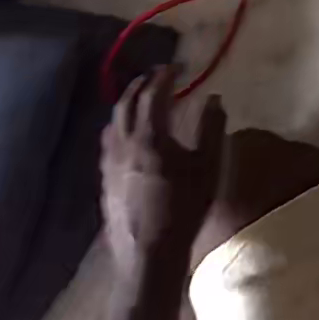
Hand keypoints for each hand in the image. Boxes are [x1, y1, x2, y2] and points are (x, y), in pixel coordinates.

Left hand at [100, 66, 225, 271]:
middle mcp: (124, 145)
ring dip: (127, 103)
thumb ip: (212, 127)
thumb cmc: (185, 207)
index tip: (178, 65)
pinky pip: (108, 141)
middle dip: (141, 84)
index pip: (153, 95)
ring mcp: (109, 164)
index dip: (164, 76)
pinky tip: (127, 133)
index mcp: (150, 137)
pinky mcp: (105, 181)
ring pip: (113, 122)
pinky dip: (119, 125)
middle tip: (157, 74)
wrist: (149, 254)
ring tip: (141, 97)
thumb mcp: (209, 165)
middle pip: (126, 104)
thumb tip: (214, 98)